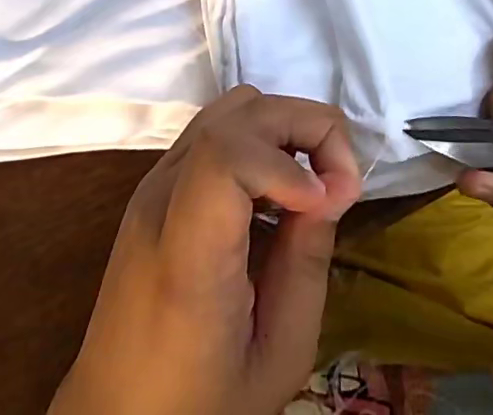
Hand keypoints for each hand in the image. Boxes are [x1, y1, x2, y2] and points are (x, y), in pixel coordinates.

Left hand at [49, 86, 362, 414]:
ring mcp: (154, 184)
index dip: (287, 161)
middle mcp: (161, 199)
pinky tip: (276, 188)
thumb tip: (335, 183)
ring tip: (310, 182)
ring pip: (230, 107)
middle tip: (339, 185)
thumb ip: (310, 259)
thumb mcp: (279, 353)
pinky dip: (261, 137)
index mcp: (186, 252)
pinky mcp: (158, 185)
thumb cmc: (203, 403)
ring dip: (284, 128)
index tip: (327, 203)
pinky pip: (216, 129)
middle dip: (305, 128)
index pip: (225, 154)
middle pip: (238, 113)